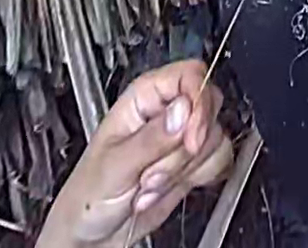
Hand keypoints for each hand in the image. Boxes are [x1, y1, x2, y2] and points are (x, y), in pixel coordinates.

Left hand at [37, 60, 233, 247]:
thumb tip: (184, 109)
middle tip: (157, 170)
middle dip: (189, 144)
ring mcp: (182, 135)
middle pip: (208, 103)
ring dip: (187, 168)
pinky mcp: (193, 160)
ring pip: (214, 134)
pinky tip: (169, 188)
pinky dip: (201, 177)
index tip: (193, 137)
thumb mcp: (113, 166)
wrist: (89, 239)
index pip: (190, 75)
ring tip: (150, 185)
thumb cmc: (87, 196)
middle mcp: (168, 109)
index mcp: (145, 95)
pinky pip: (220, 156)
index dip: (199, 102)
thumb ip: (151, 138)